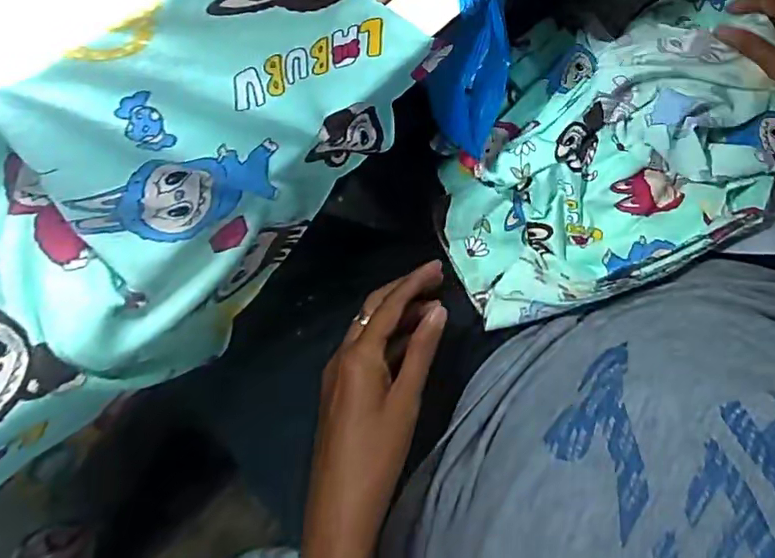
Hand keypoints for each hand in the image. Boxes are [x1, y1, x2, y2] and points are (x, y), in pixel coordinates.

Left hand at [304, 260, 447, 557]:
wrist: (339, 507)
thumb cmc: (378, 453)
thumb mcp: (406, 400)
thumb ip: (421, 351)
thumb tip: (437, 309)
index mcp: (358, 355)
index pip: (388, 305)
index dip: (413, 282)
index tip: (437, 267)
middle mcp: (342, 355)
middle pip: (372, 309)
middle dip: (403, 290)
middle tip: (435, 279)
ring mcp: (336, 372)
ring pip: (366, 328)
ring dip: (396, 313)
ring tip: (430, 307)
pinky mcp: (338, 388)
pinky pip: (363, 347)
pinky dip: (387, 336)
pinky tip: (408, 340)